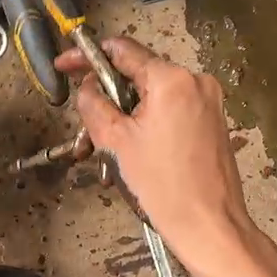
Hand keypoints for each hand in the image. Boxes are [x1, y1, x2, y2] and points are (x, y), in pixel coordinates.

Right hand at [58, 39, 256, 273]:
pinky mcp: (211, 123)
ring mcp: (207, 103)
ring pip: (151, 101)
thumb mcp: (115, 142)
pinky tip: (130, 158)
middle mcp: (195, 82)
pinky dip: (145, 129)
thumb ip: (94, 104)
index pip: (121, 50)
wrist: (209, 226)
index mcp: (171, 80)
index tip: (65, 66)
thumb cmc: (163, 187)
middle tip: (84, 130)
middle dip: (105, 102)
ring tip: (103, 156)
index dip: (86, 56)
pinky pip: (169, 115)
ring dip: (123, 122)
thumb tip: (86, 87)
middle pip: (137, 78)